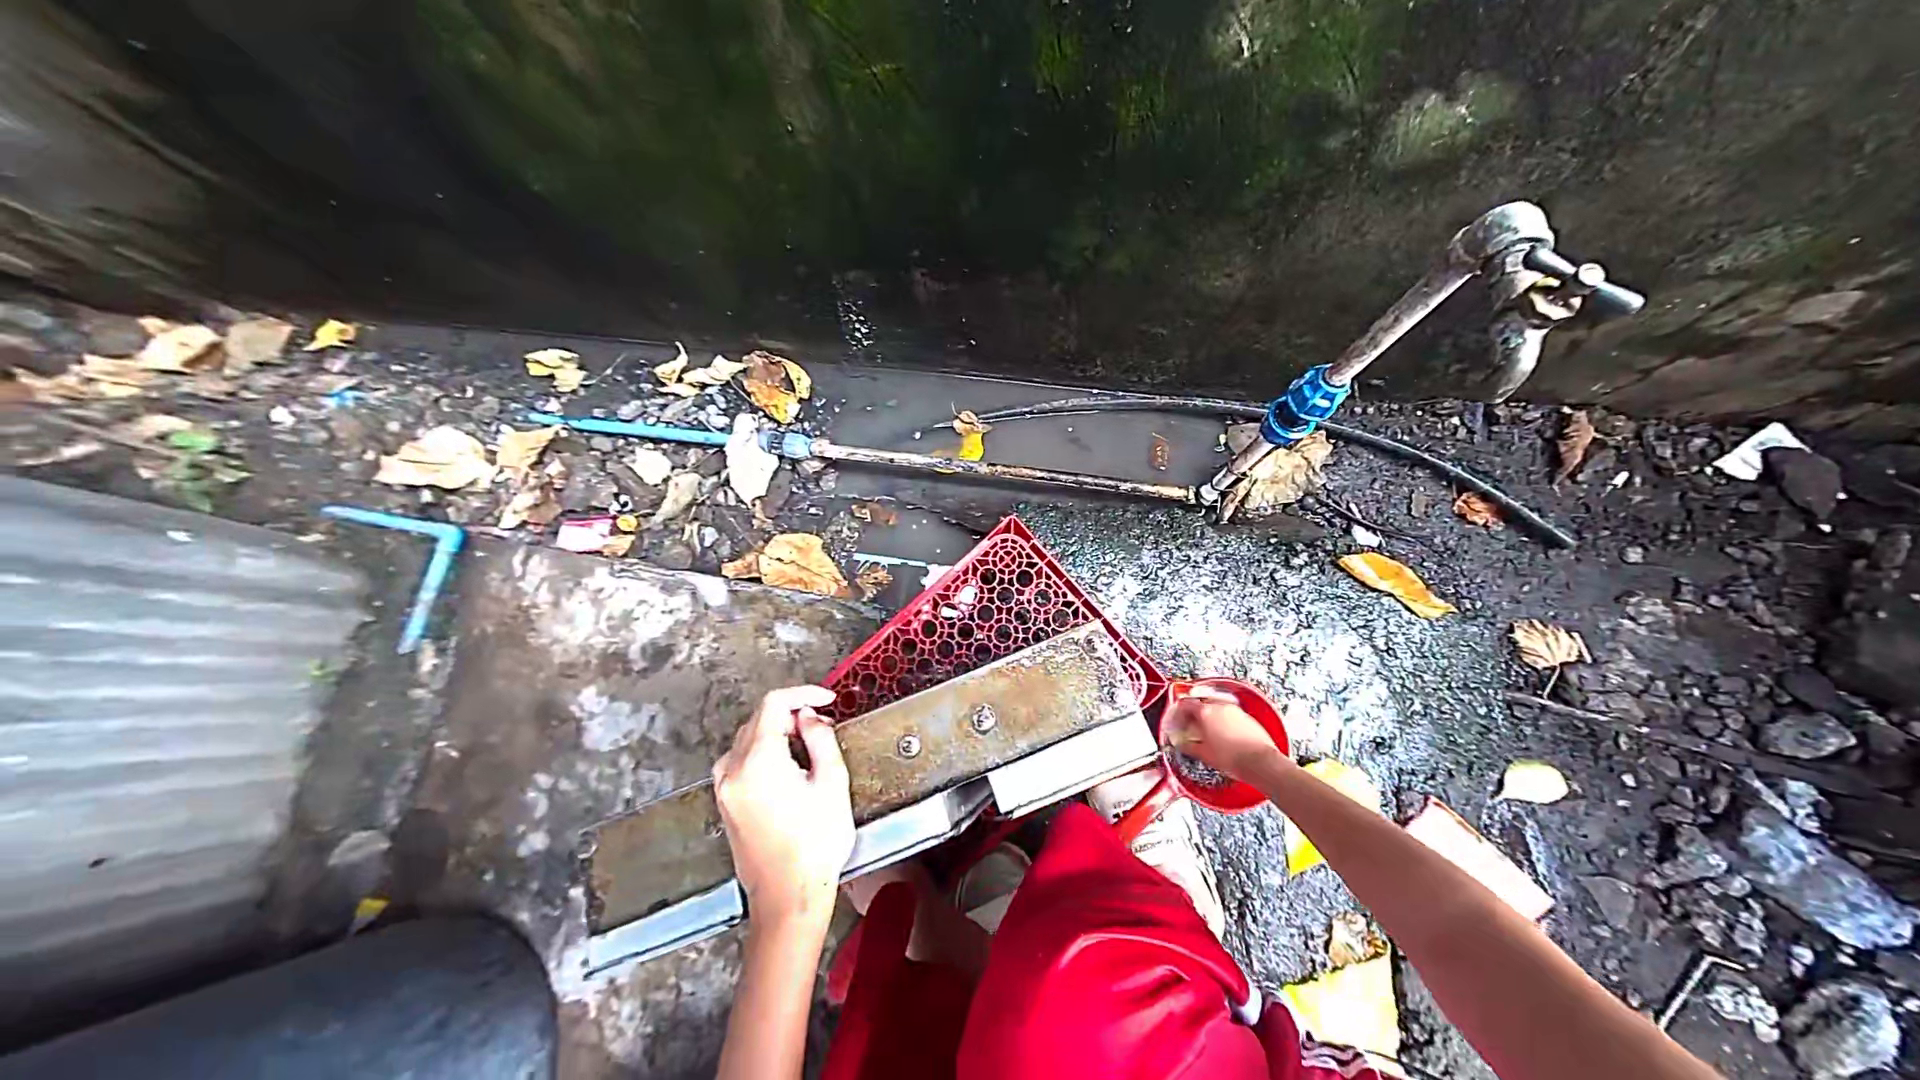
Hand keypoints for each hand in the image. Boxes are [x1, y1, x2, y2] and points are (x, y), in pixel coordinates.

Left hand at [713, 686, 853, 926]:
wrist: (788, 897)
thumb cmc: (814, 846)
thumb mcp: (832, 783)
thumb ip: (820, 739)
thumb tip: (810, 717)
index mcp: (758, 762)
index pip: (774, 704)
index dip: (803, 694)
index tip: (825, 698)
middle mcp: (733, 770)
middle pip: (759, 718)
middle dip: (792, 713)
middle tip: (822, 725)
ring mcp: (725, 787)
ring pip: (748, 737)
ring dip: (777, 731)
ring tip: (808, 746)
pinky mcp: (725, 802)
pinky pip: (741, 759)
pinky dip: (763, 750)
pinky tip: (787, 765)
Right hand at [1162, 691, 1285, 779]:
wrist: (1261, 763)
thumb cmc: (1233, 758)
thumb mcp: (1203, 754)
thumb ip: (1188, 745)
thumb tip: (1182, 744)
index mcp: (1205, 712)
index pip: (1185, 704)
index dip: (1178, 712)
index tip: (1177, 720)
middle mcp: (1220, 707)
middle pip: (1201, 703)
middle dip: (1194, 713)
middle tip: (1190, 725)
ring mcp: (1236, 711)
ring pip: (1217, 708)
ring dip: (1209, 716)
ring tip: (1208, 731)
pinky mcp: (1248, 718)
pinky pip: (1230, 715)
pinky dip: (1224, 721)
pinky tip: (1224, 735)